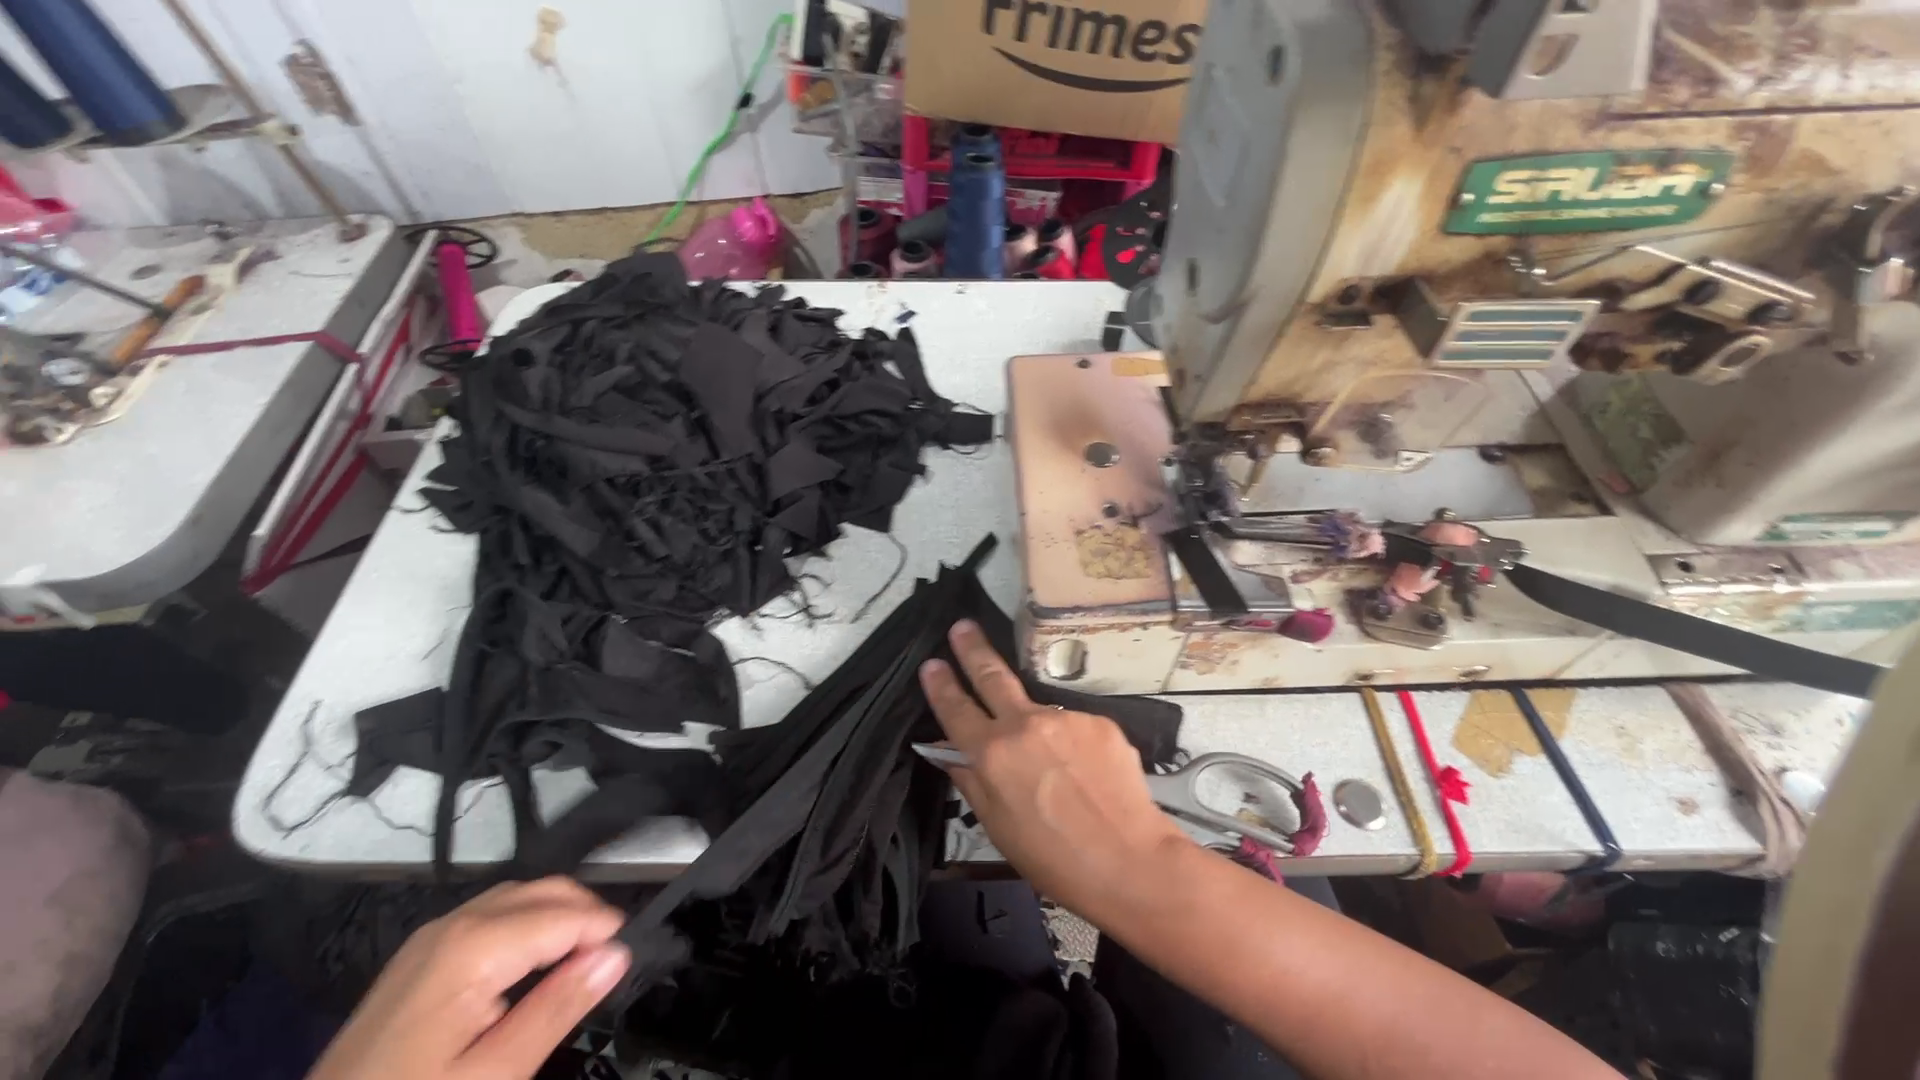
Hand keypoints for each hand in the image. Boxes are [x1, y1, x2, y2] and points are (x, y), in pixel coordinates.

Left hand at [308, 877, 630, 1079]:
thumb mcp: (493, 1076)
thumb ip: (557, 1009)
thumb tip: (617, 953)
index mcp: (475, 947)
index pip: (566, 914)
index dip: (606, 933)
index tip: (628, 964)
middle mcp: (454, 925)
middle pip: (544, 891)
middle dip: (588, 915)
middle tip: (612, 965)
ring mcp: (431, 938)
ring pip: (519, 898)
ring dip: (560, 917)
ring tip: (582, 966)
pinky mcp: (419, 958)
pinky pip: (491, 917)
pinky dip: (528, 926)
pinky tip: (535, 967)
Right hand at [918, 619, 1190, 916]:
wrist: (1128, 861)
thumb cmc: (1053, 858)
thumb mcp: (997, 825)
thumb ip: (971, 780)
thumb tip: (950, 752)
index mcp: (991, 753)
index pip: (955, 708)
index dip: (940, 685)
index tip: (931, 664)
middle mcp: (1025, 724)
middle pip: (992, 676)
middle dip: (973, 648)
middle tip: (963, 625)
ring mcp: (1067, 718)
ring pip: (1040, 712)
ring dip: (1036, 726)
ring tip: (1055, 770)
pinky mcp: (1101, 722)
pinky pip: (1076, 728)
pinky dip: (1074, 746)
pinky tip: (1086, 777)